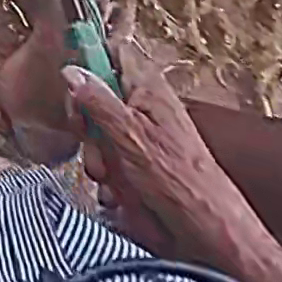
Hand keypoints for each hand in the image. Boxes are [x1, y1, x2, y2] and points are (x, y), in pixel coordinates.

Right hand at [63, 49, 273, 268]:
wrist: (211, 230)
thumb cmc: (176, 178)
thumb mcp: (128, 135)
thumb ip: (96, 100)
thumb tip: (70, 70)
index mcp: (146, 85)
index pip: (113, 50)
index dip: (90, 61)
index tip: (75, 87)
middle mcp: (145, 102)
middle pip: (99, 93)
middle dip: (88, 123)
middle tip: (91, 143)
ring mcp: (145, 131)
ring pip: (103, 129)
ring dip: (98, 155)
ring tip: (108, 178)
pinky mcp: (145, 158)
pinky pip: (114, 156)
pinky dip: (112, 174)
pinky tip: (117, 193)